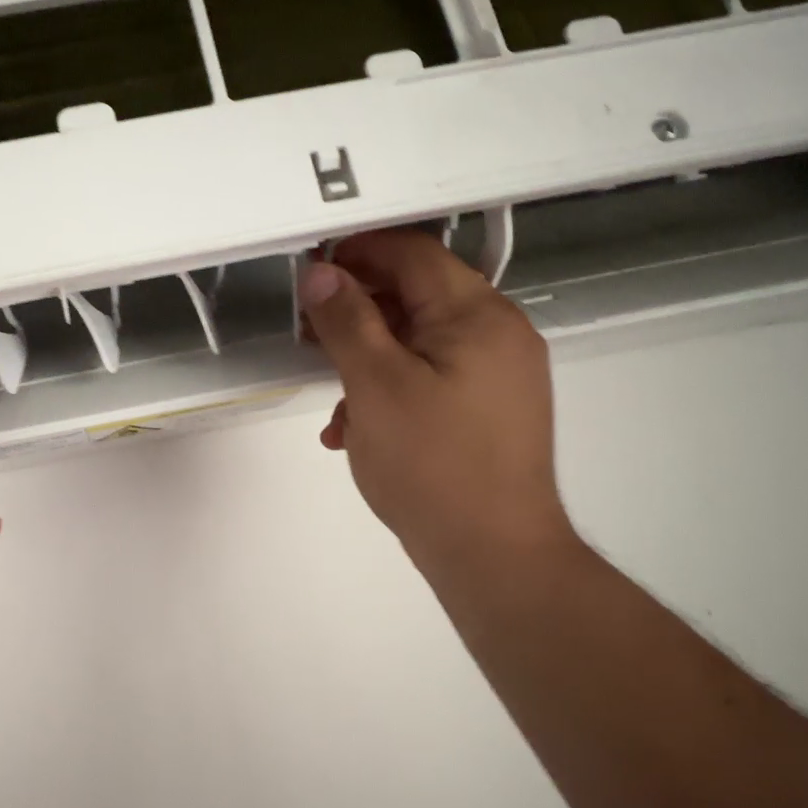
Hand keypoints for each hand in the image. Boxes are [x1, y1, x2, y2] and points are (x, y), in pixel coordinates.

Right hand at [299, 230, 572, 573]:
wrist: (495, 555)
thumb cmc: (431, 465)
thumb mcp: (374, 386)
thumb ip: (346, 321)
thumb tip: (321, 272)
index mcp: (477, 315)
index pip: (412, 252)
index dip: (356, 252)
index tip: (309, 274)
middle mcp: (499, 332)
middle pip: (417, 292)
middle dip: (357, 309)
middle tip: (308, 335)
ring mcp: (500, 372)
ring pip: (421, 337)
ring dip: (368, 353)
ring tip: (329, 393)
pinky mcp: (492, 406)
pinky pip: (435, 373)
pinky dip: (393, 385)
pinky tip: (357, 427)